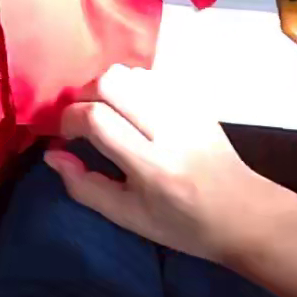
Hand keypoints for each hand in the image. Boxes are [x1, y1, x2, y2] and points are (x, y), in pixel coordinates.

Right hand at [47, 65, 296, 266]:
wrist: (243, 211)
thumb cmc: (182, 223)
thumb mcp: (128, 217)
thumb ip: (84, 186)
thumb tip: (52, 154)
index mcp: (152, 167)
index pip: (97, 119)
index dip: (70, 120)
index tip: (65, 135)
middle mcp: (168, 130)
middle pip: (110, 82)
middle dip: (83, 95)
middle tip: (81, 119)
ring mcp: (184, 108)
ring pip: (129, 72)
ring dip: (105, 87)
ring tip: (105, 111)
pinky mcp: (194, 99)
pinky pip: (149, 74)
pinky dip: (129, 85)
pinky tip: (130, 107)